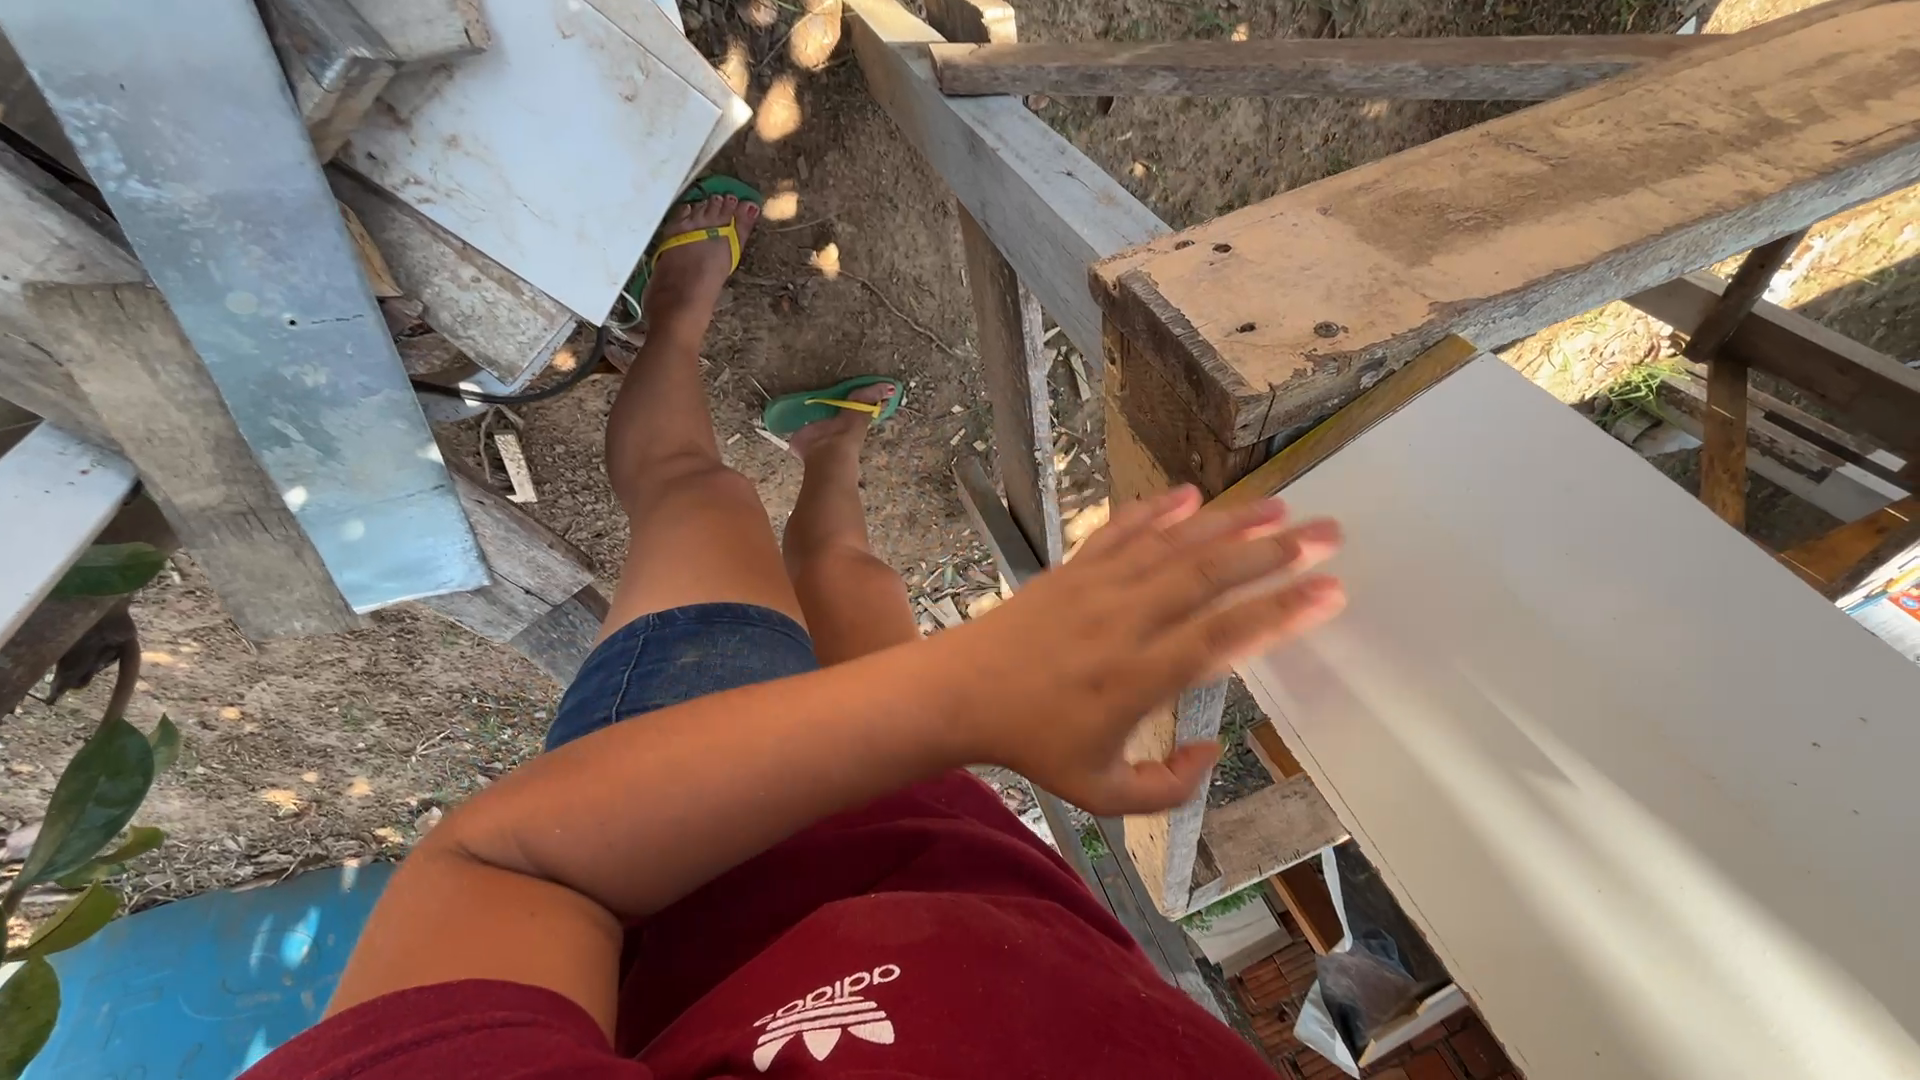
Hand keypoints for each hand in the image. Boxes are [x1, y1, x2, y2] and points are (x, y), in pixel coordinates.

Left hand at [936, 486, 1343, 815]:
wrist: (959, 694)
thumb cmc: (1030, 744)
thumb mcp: (1099, 793)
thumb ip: (1166, 787)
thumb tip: (1215, 754)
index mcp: (1136, 679)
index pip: (1222, 635)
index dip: (1280, 611)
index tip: (1329, 589)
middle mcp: (1123, 622)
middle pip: (1207, 576)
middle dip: (1273, 552)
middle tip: (1327, 533)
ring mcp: (1095, 588)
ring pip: (1171, 545)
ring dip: (1227, 521)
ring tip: (1278, 503)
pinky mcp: (1071, 569)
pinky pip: (1120, 532)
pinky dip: (1156, 511)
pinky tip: (1190, 495)